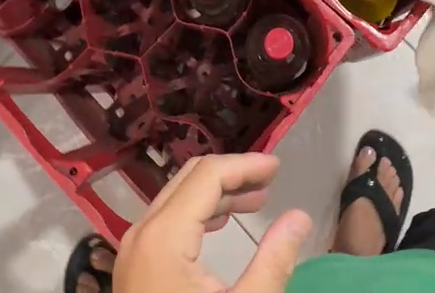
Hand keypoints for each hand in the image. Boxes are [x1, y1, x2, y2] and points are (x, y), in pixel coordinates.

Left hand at [115, 152, 313, 291]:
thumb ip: (274, 261)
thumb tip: (300, 217)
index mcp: (165, 235)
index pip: (208, 176)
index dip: (246, 165)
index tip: (279, 168)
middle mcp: (142, 232)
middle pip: (189, 179)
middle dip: (233, 175)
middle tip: (271, 180)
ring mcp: (134, 250)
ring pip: (177, 198)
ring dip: (217, 195)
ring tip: (256, 201)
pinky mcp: (134, 268)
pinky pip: (168, 221)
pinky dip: (198, 214)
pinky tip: (221, 226)